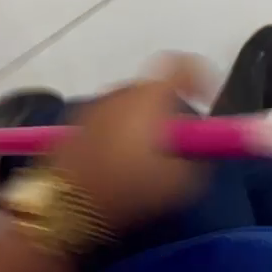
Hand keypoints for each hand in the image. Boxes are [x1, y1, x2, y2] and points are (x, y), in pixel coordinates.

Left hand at [46, 55, 209, 232]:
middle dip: (170, 110)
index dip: (200, 75)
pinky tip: (119, 163)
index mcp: (150, 96)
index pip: (181, 65)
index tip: (208, 98)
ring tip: (146, 158)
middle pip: (156, 88)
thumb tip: (206, 152)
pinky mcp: (75, 123)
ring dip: (144, 122)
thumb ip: (199, 160)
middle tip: (178, 142)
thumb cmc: (125, 188)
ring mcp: (96, 105)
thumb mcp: (177, 183)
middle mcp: (123, 91)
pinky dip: (120, 132)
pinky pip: (110, 119)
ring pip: (131, 105)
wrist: (64, 206)